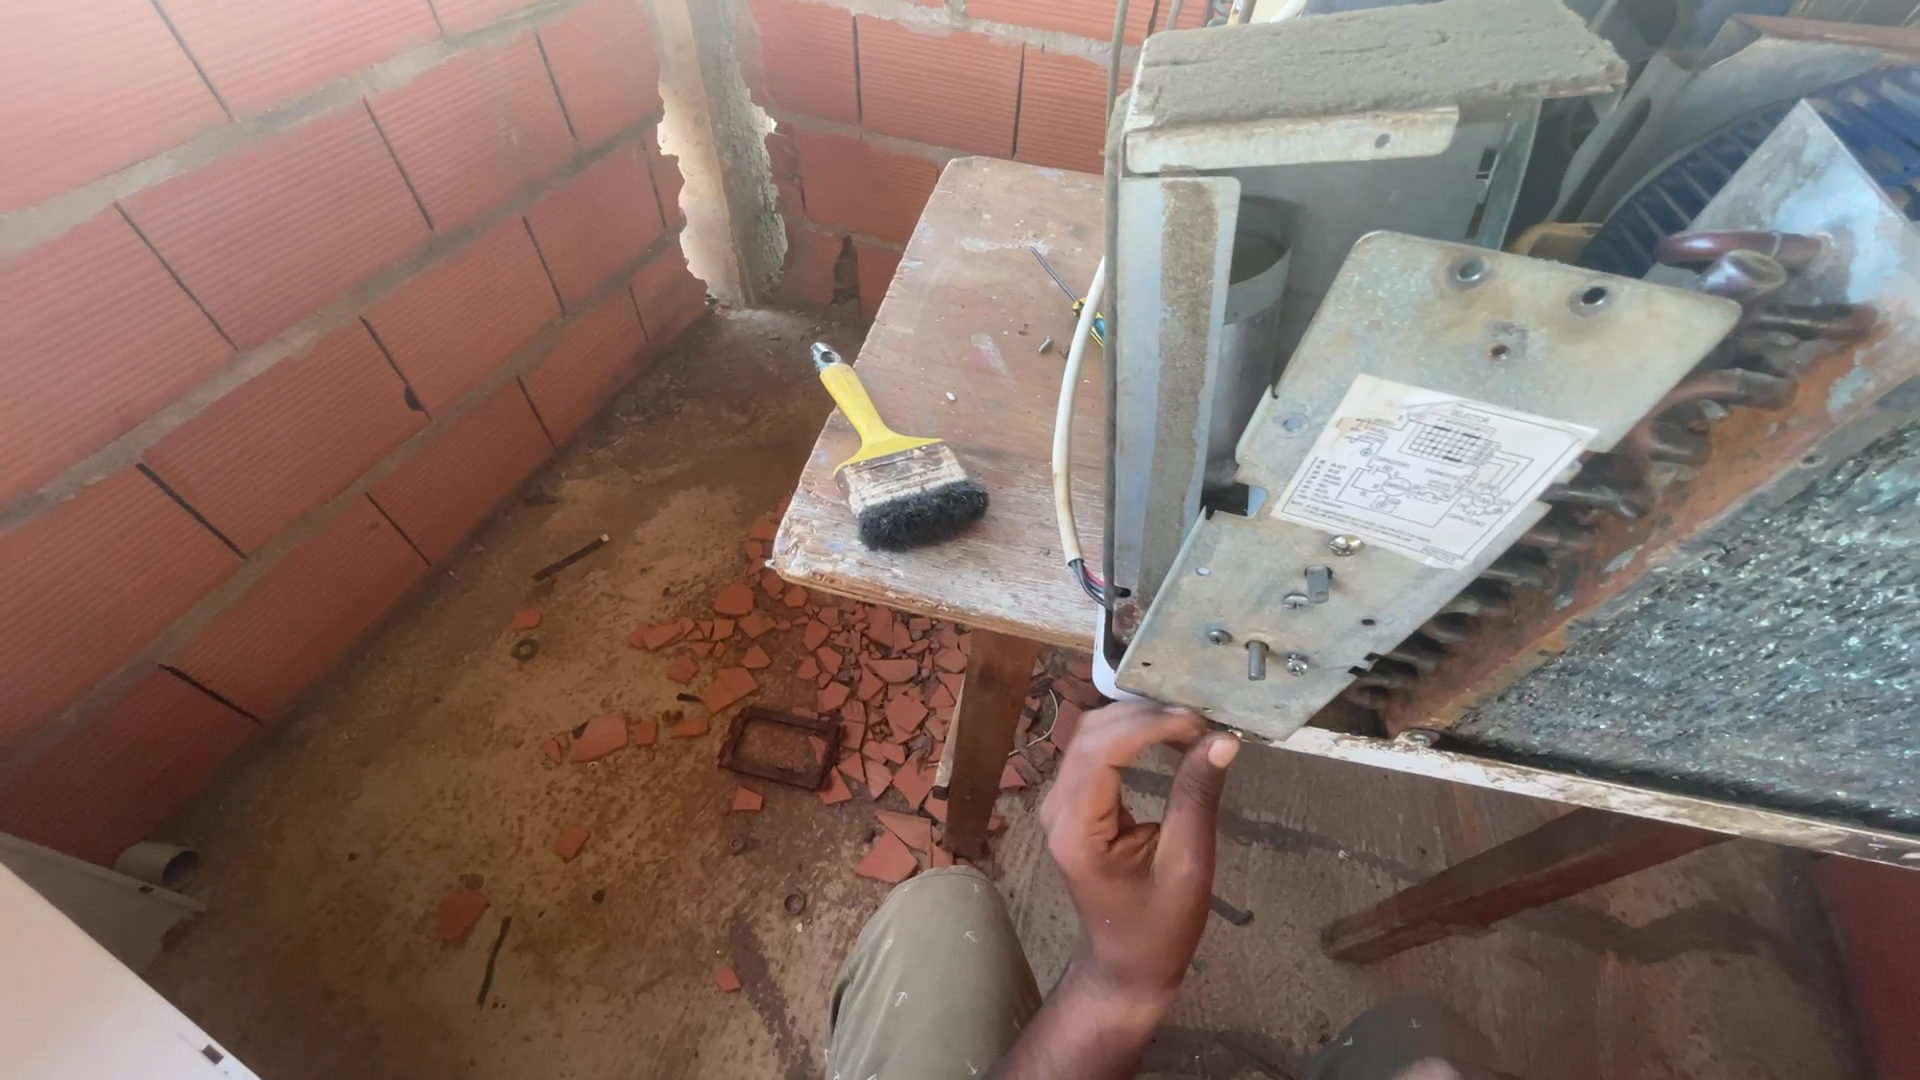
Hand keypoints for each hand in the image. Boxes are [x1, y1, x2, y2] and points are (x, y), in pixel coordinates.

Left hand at [1039, 701, 1239, 1009]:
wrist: (1126, 963)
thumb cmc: (1159, 928)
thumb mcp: (1189, 867)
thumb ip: (1197, 798)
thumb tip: (1221, 739)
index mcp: (1075, 829)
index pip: (1101, 751)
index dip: (1148, 725)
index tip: (1198, 722)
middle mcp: (1056, 806)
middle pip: (1091, 733)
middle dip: (1146, 716)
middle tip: (1201, 721)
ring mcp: (1058, 800)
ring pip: (1090, 733)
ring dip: (1138, 719)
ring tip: (1190, 725)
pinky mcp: (1072, 798)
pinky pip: (1095, 749)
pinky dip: (1131, 733)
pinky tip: (1166, 734)